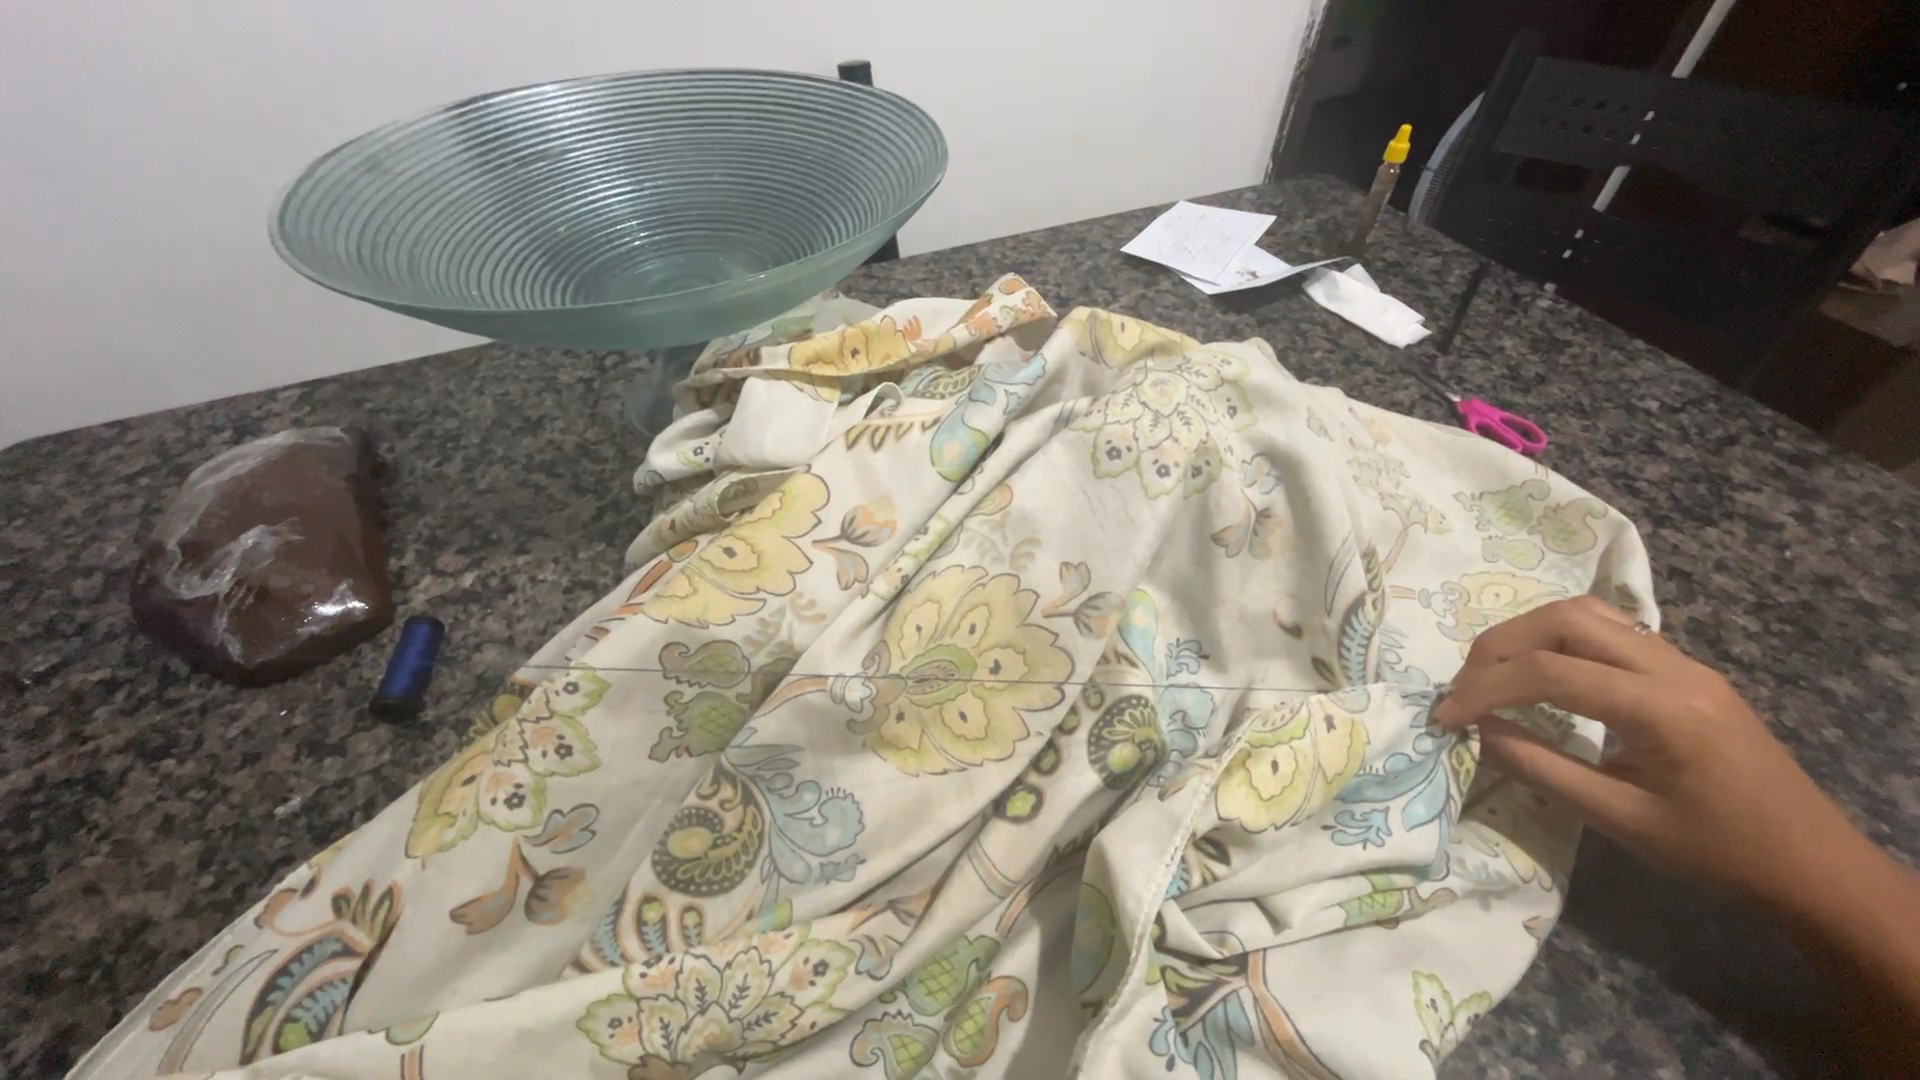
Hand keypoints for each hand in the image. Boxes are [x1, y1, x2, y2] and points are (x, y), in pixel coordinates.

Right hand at [1431, 596, 1865, 911]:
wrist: (1816, 868)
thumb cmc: (1719, 854)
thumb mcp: (1619, 820)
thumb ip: (1540, 767)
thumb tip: (1478, 729)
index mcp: (1664, 709)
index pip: (1550, 672)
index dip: (1483, 689)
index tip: (1444, 717)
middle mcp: (1675, 669)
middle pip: (1565, 619)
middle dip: (1499, 647)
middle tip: (1463, 688)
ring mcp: (1684, 664)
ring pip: (1585, 613)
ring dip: (1526, 635)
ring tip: (1492, 674)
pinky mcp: (1685, 671)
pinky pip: (1607, 631)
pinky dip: (1556, 641)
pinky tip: (1539, 673)